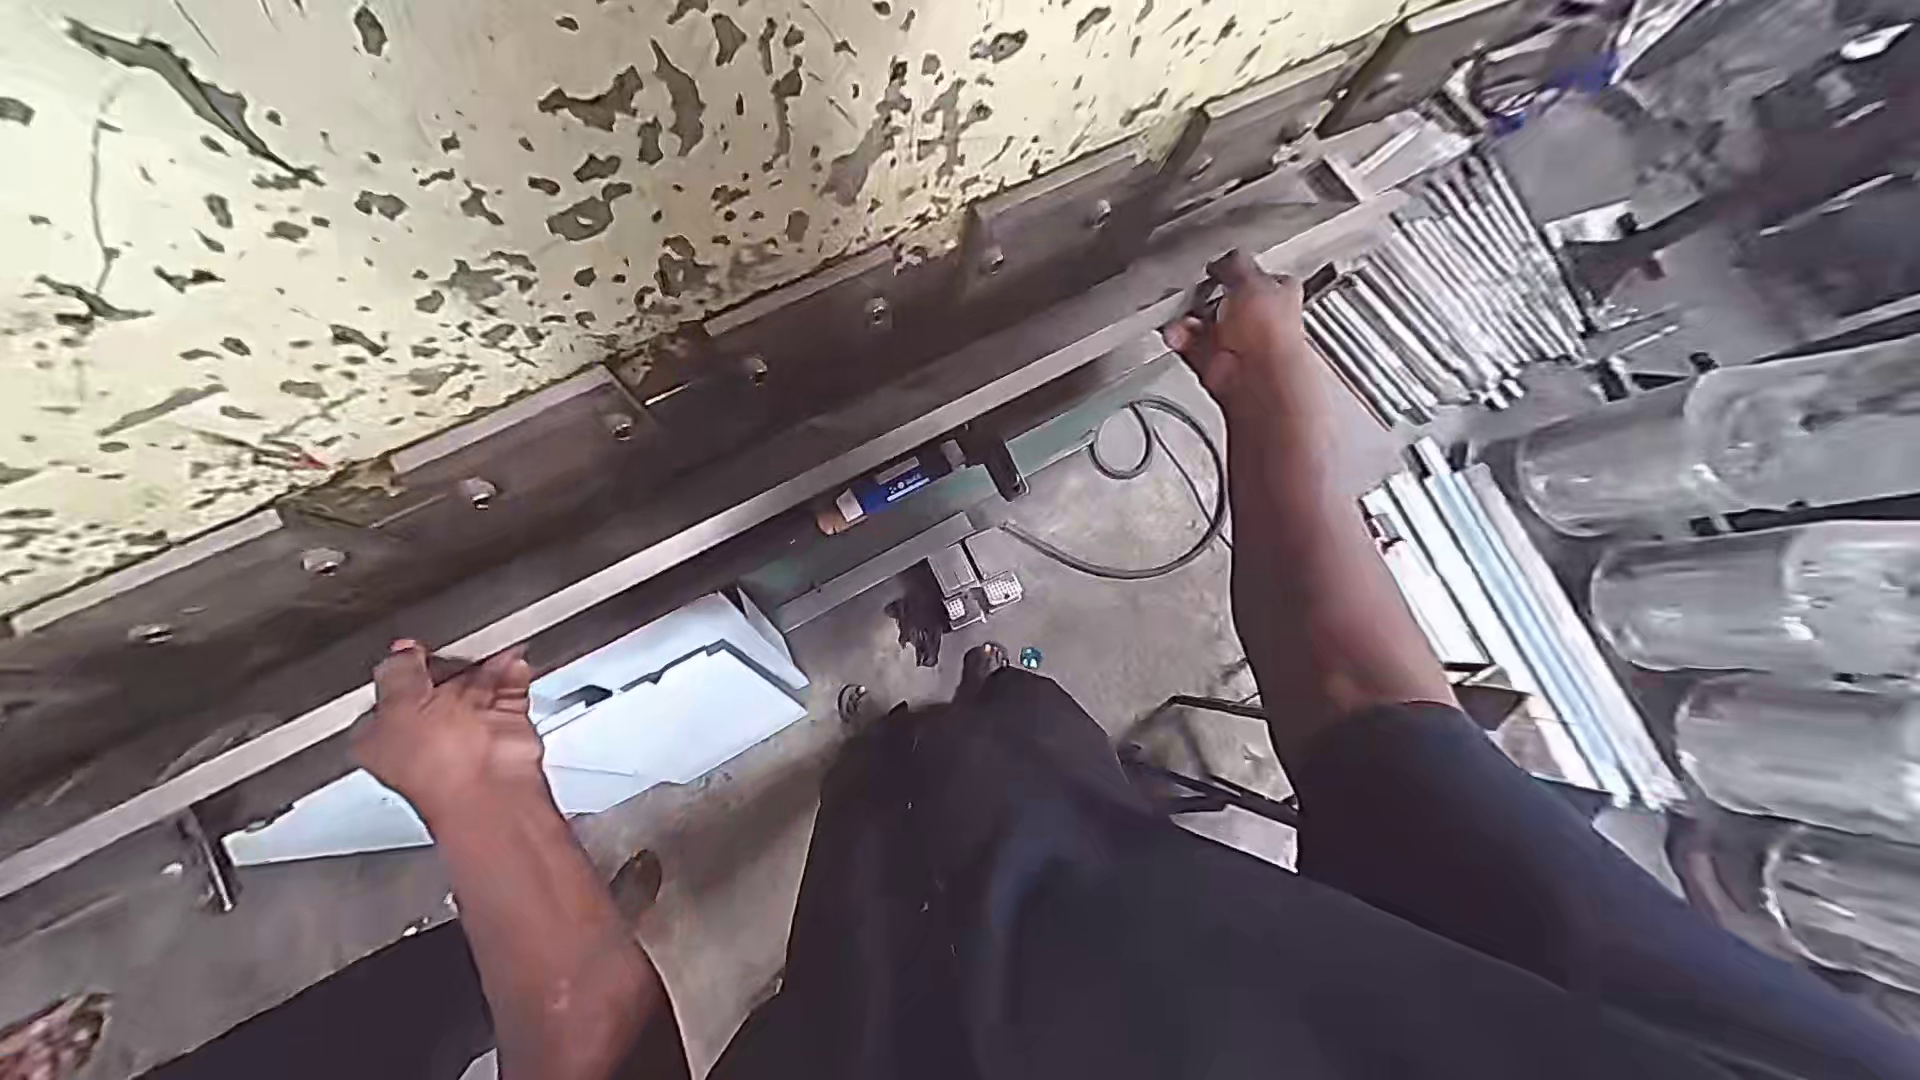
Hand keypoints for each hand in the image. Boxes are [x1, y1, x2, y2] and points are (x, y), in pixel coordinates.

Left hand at [353, 640, 543, 821]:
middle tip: (458, 649)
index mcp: (384, 732)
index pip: (391, 687)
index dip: (405, 664)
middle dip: (452, 661)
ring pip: (477, 680)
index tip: (416, 648)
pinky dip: (513, 671)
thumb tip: (400, 650)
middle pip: (438, 681)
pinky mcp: (505, 721)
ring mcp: (469, 726)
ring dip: (487, 663)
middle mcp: (427, 730)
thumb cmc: (437, 764)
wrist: (492, 783)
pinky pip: (510, 685)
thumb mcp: (399, 706)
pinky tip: (512, 661)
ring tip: (492, 649)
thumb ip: (398, 672)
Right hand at [1161, 249, 1311, 407]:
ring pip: (1198, 324)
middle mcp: (1254, 319)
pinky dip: (1178, 338)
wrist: (1256, 375)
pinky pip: (1187, 345)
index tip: (1212, 269)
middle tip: (1190, 295)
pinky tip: (1175, 333)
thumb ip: (1233, 264)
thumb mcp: (1251, 279)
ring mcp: (1231, 342)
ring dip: (1185, 320)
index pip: (1248, 276)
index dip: (1228, 271)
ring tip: (1180, 318)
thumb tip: (1219, 261)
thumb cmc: (1269, 331)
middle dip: (1199, 298)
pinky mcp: (1210, 362)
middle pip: (1217, 301)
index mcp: (1275, 293)